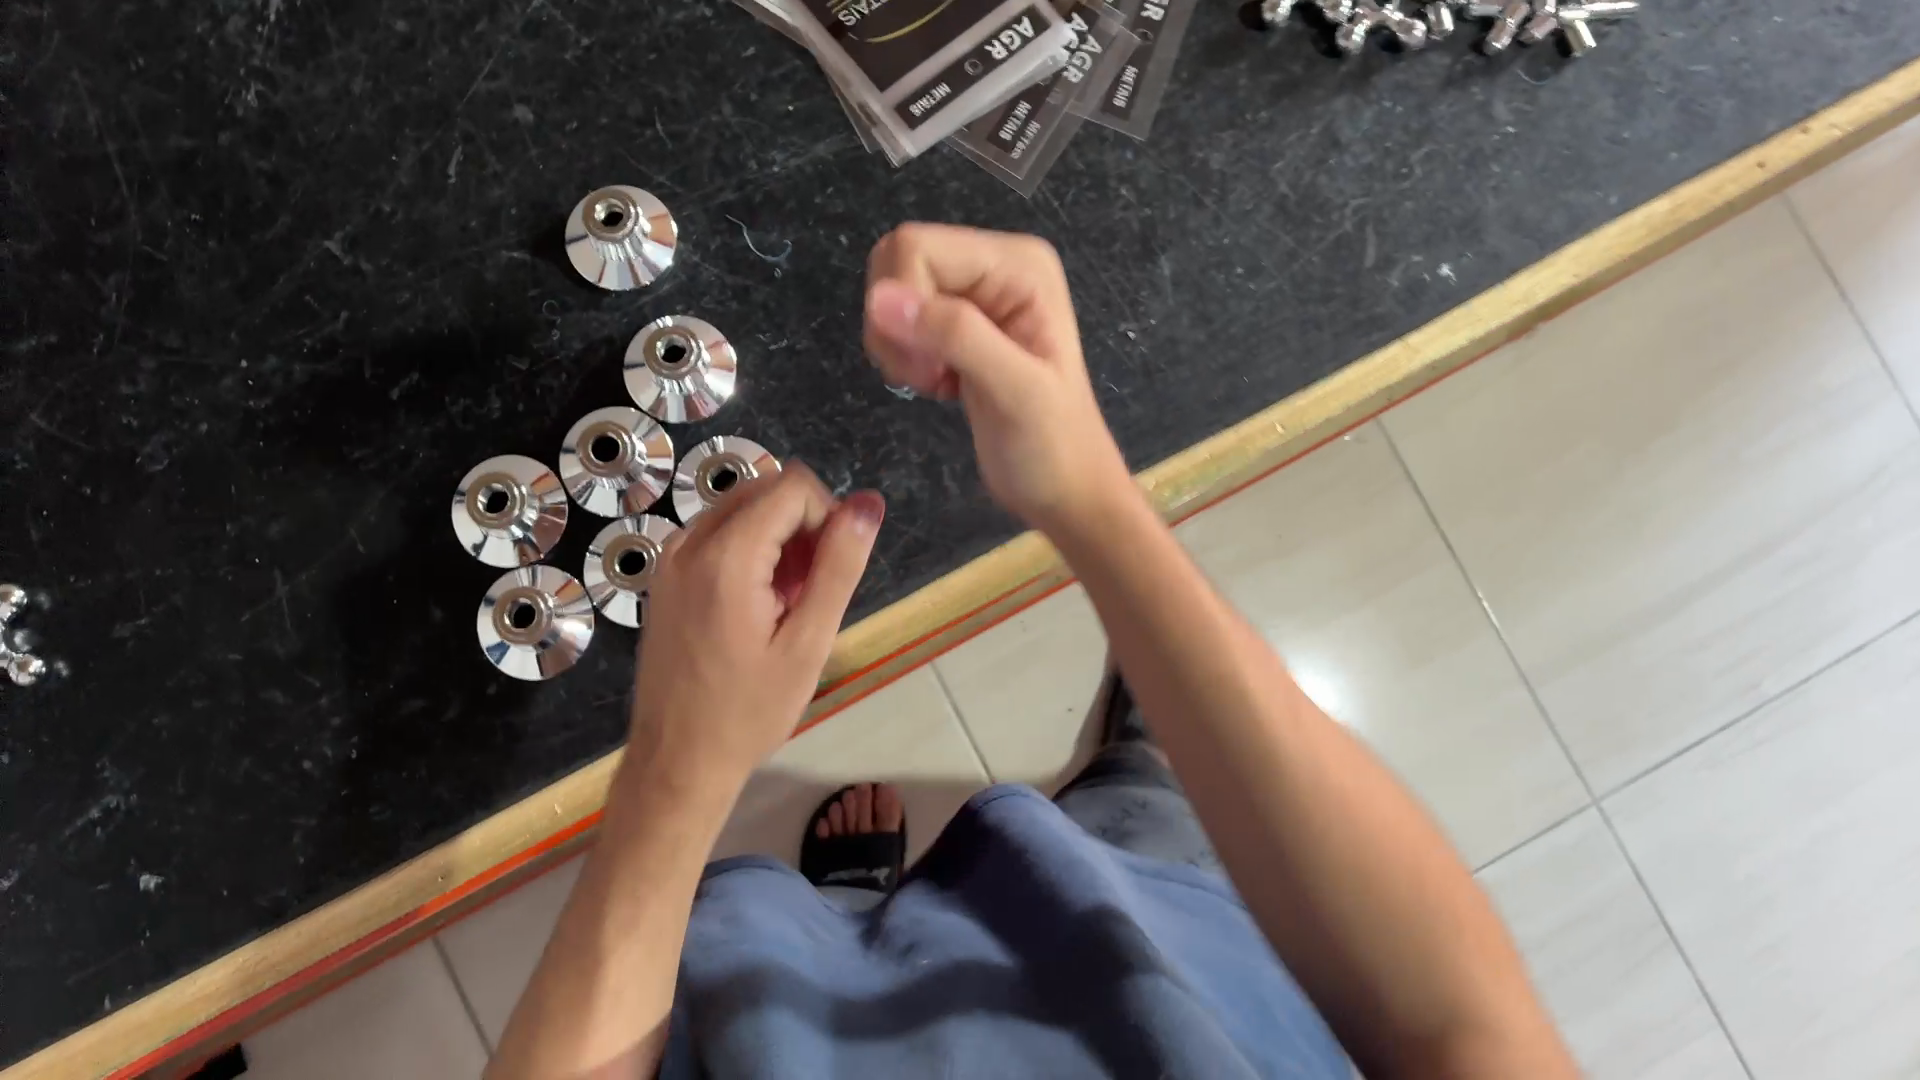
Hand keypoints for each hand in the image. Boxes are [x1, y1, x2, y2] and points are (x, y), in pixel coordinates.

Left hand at [626, 465, 884, 794]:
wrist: (677, 762)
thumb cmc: (750, 712)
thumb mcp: (809, 643)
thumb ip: (839, 566)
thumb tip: (868, 504)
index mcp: (725, 556)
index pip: (793, 487)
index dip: (828, 518)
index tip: (830, 573)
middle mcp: (689, 543)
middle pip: (765, 490)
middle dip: (802, 527)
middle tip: (810, 592)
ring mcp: (670, 559)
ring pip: (743, 510)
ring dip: (777, 541)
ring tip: (785, 606)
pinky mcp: (664, 577)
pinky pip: (718, 535)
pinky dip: (749, 553)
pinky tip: (757, 608)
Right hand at [864, 223, 1134, 536]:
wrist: (1065, 491)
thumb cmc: (1051, 447)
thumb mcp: (1013, 389)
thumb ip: (955, 335)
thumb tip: (878, 299)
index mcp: (1017, 264)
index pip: (916, 248)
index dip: (902, 306)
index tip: (927, 365)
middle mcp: (995, 267)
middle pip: (898, 264)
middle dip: (897, 326)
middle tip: (928, 376)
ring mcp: (977, 297)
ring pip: (893, 295)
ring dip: (899, 347)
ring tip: (937, 383)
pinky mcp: (960, 328)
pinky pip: (903, 322)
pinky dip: (906, 358)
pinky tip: (940, 385)